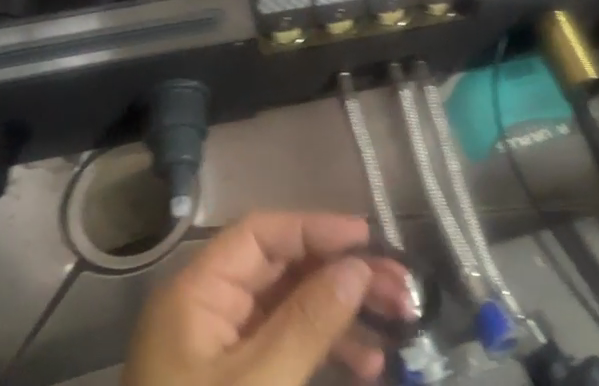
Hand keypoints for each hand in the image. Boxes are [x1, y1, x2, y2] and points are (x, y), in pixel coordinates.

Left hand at [122, 212, 412, 385]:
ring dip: (344, 313)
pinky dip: (326, 348)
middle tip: (401, 288)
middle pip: (282, 269)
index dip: (316, 229)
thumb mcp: (260, 382)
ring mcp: (222, 346)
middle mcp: (208, 307)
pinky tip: (367, 364)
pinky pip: (286, 345)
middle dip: (342, 274)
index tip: (370, 239)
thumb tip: (357, 266)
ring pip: (291, 307)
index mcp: (197, 292)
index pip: (261, 235)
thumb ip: (308, 322)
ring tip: (398, 325)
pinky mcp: (236, 378)